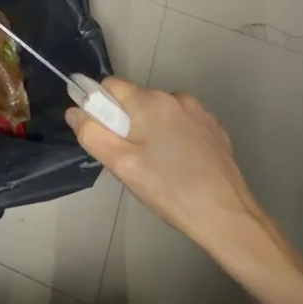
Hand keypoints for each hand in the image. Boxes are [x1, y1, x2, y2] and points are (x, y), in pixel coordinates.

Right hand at [66, 78, 266, 253]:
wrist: (228, 217)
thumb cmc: (169, 189)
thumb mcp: (121, 165)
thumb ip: (92, 133)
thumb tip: (74, 111)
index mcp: (151, 101)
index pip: (110, 86)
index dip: (99, 106)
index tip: (103, 134)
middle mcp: (176, 98)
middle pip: (136, 100)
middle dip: (126, 122)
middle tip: (131, 159)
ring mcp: (200, 113)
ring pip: (159, 113)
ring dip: (151, 130)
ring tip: (158, 167)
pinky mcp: (216, 130)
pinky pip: (182, 124)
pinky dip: (175, 138)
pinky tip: (182, 167)